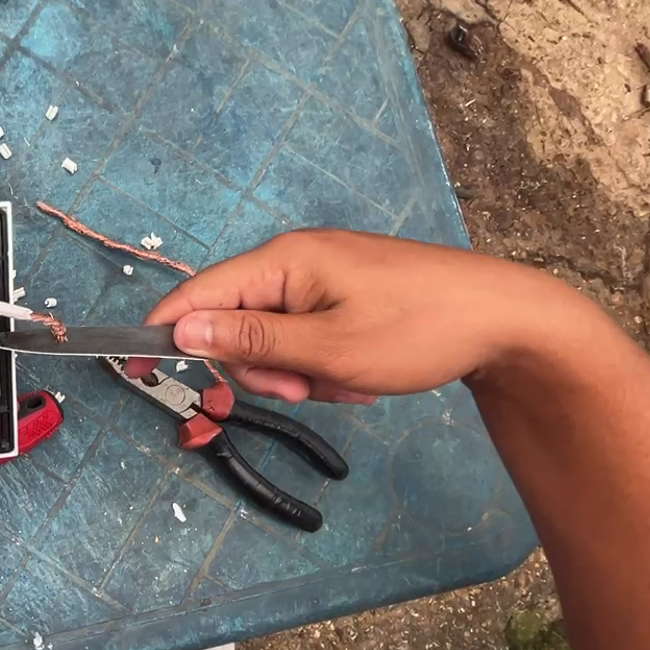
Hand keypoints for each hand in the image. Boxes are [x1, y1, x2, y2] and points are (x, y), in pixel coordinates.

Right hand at [126, 229, 590, 401]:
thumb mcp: (325, 347)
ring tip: (337, 383)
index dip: (163, 332)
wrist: (512, 323)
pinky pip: (299, 336)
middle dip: (257, 367)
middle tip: (300, 389)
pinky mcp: (337, 295)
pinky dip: (315, 364)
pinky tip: (352, 375)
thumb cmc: (419, 329)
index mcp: (282, 261)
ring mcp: (317, 278)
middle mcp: (293, 261)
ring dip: (291, 372)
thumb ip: (246, 340)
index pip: (197, 295)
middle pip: (231, 323)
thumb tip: (180, 331)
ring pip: (266, 338)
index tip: (138, 369)